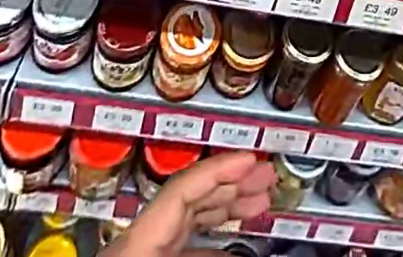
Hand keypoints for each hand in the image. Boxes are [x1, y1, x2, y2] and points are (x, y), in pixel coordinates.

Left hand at [101, 152, 276, 256]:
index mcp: (136, 239)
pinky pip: (184, 244)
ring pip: (188, 219)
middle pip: (189, 196)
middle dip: (232, 182)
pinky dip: (212, 240)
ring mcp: (141, 253)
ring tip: (260, 200)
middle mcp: (138, 240)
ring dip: (226, 208)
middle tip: (266, 172)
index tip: (251, 155)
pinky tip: (235, 244)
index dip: (220, 167)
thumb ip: (208, 251)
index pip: (183, 187)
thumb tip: (248, 246)